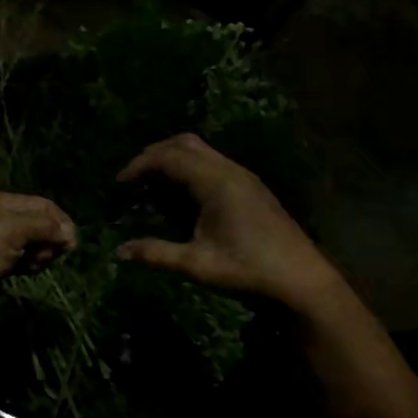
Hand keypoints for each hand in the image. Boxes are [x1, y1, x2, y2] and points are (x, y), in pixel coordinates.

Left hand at [0, 192, 77, 328]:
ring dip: (41, 253)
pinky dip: (30, 264)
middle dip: (50, 239)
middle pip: (40, 223)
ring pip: (34, 243)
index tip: (71, 244)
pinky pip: (23, 258)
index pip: (43, 205)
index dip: (61, 222)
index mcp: (0, 201)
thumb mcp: (11, 231)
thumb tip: (69, 233)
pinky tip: (25, 272)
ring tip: (34, 265)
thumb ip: (43, 227)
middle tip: (47, 256)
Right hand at [114, 133, 337, 307]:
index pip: (169, 157)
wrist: (299, 275)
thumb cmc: (247, 268)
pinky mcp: (249, 185)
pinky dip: (188, 165)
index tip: (119, 182)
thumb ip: (156, 253)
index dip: (140, 164)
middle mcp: (230, 170)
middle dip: (154, 153)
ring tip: (151, 181)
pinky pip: (212, 161)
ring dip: (172, 157)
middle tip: (132, 176)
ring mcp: (243, 175)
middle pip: (185, 143)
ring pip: (201, 149)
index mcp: (216, 183)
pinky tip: (180, 191)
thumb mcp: (196, 264)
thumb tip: (118, 252)